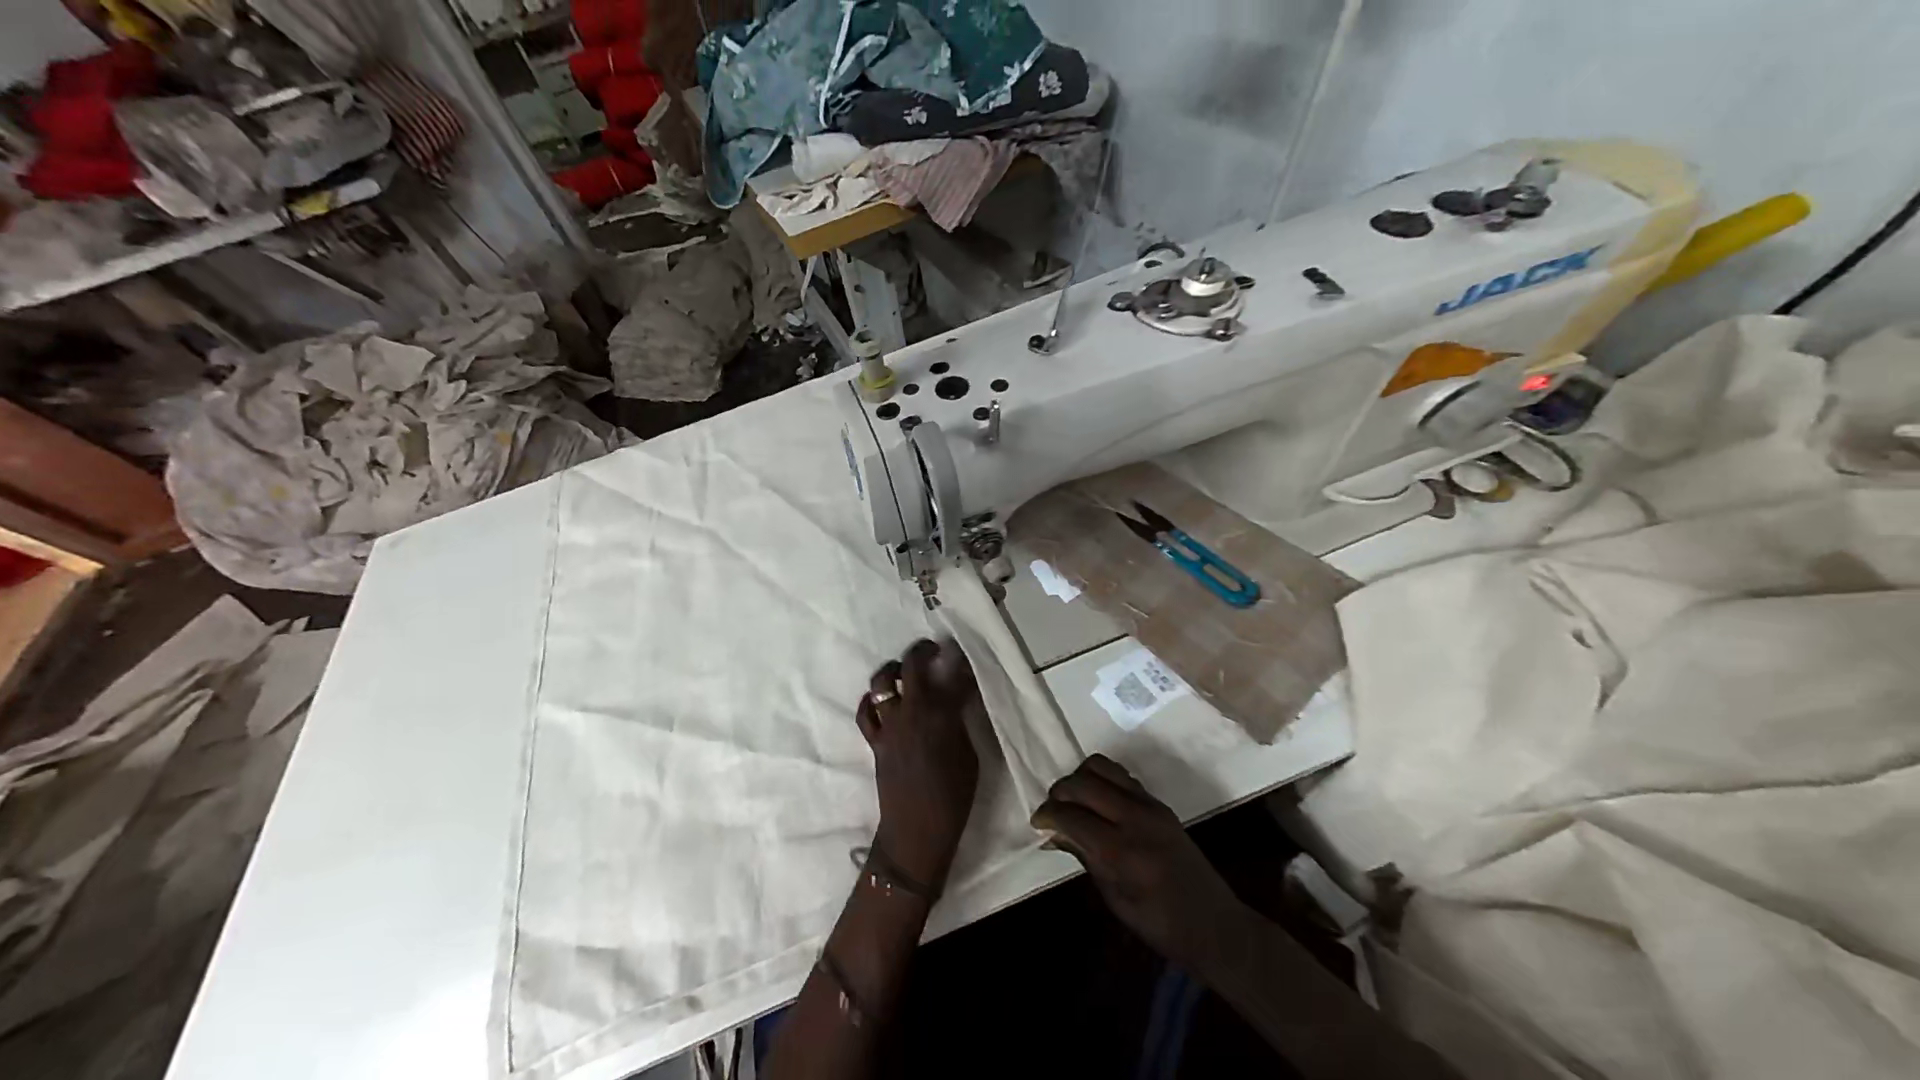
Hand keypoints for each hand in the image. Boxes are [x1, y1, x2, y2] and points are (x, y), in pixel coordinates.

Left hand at [856, 639, 981, 886]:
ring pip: (882, 682)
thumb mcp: (970, 756)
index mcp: (943, 715)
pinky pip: (865, 712)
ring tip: (904, 671)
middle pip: (912, 666)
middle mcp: (913, 711)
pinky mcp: (875, 740)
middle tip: (934, 650)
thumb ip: (960, 722)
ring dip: (893, 670)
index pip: (954, 676)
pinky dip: (871, 701)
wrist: (918, 829)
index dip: (960, 662)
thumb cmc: (954, 796)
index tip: (964, 656)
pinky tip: (880, 700)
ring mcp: (889, 724)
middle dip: (924, 650)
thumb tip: (958, 701)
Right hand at [1032, 755, 1247, 969]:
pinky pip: (1122, 777)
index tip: (1037, 822)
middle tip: (1052, 811)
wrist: (1214, 924)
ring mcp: (1150, 806)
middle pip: (1083, 782)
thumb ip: (1083, 857)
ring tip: (1073, 801)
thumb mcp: (1114, 898)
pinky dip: (1102, 780)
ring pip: (1102, 767)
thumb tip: (1053, 833)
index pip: (1071, 815)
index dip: (1047, 814)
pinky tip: (1098, 803)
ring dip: (1080, 778)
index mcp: (1120, 851)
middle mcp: (1135, 818)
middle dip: (1060, 791)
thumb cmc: (1159, 925)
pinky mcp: (1160, 803)